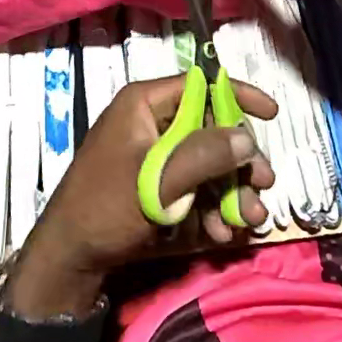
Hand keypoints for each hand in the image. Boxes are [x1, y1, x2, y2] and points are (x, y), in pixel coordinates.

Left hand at [9, 77, 277, 318]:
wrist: (71, 256)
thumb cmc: (106, 206)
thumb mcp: (157, 179)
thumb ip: (203, 155)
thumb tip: (246, 136)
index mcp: (143, 104)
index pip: (199, 85)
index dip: (236, 95)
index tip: (271, 113)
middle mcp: (151, 122)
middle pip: (209, 127)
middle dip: (238, 160)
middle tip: (263, 184)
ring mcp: (154, 154)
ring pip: (206, 161)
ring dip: (230, 191)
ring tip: (249, 220)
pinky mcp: (156, 183)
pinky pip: (193, 185)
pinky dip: (211, 207)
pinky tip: (221, 233)